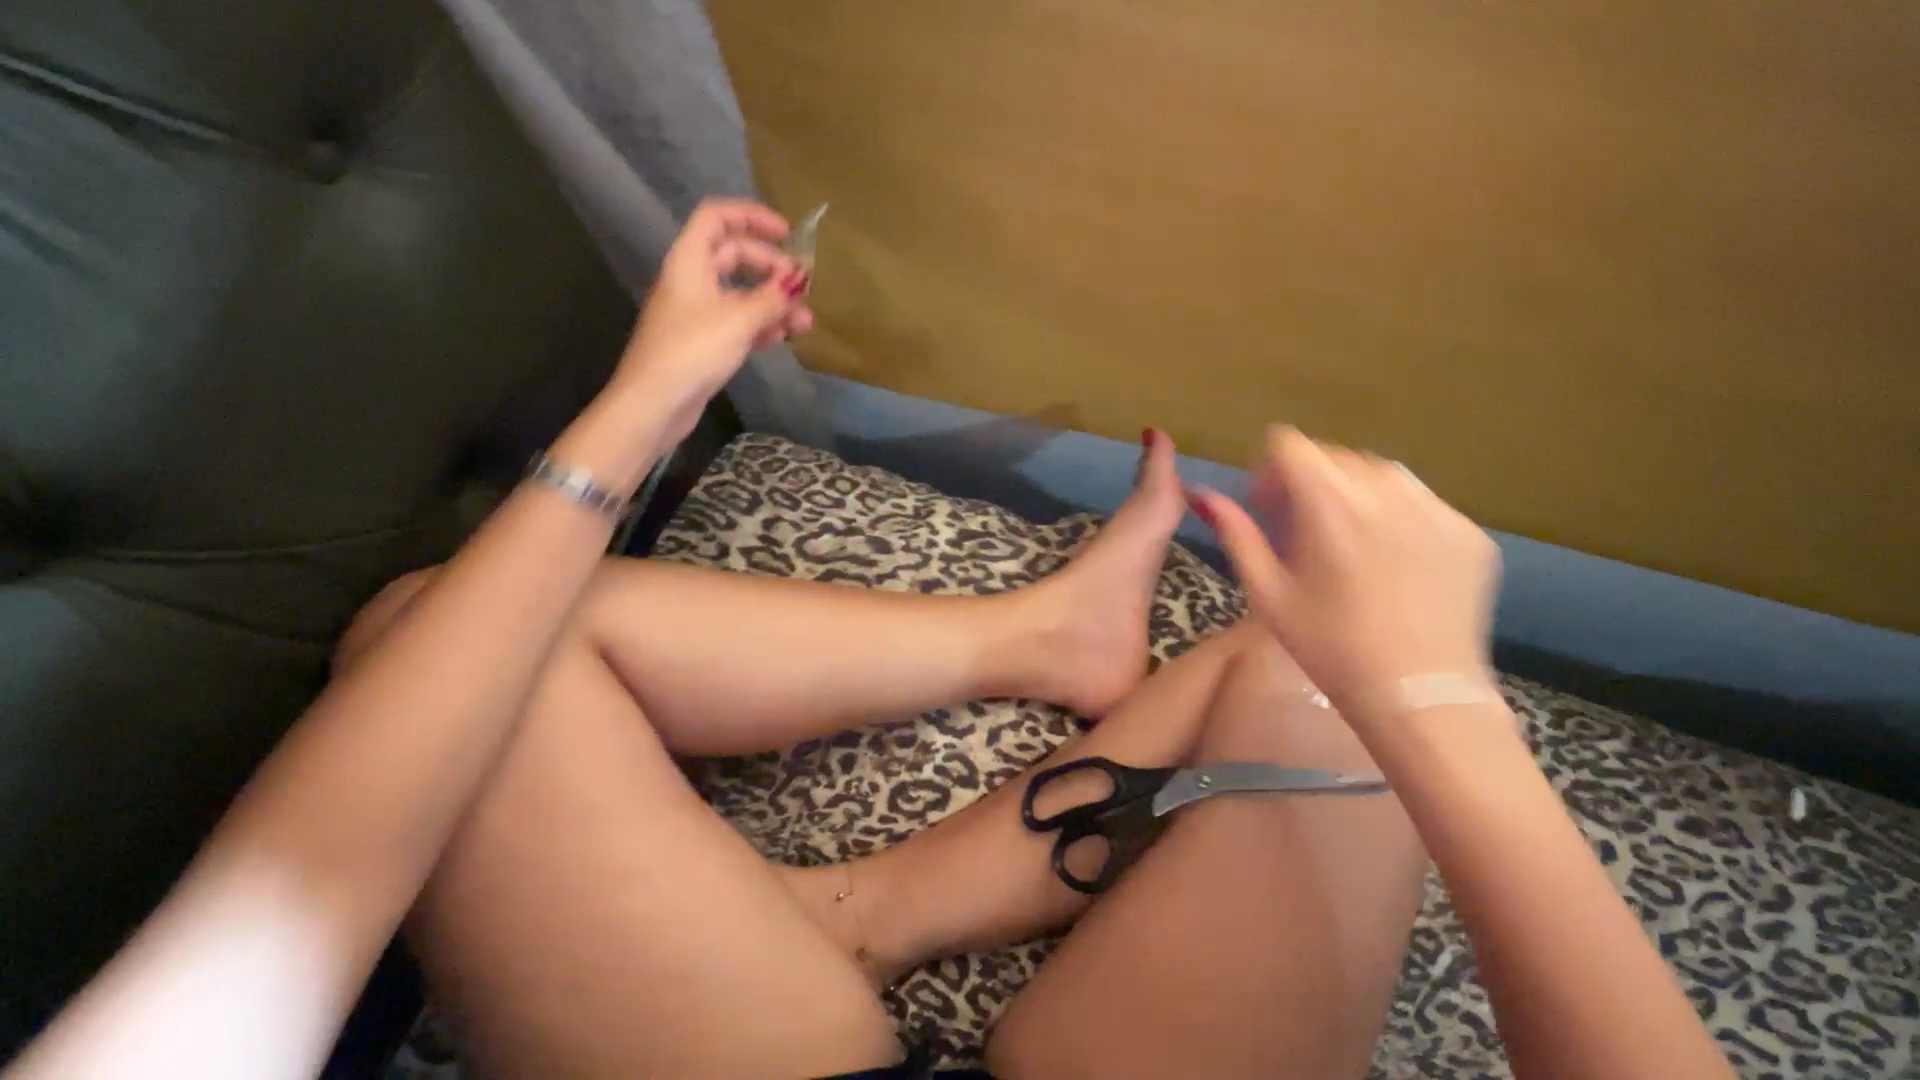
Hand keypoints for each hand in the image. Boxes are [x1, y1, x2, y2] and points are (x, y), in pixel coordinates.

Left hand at [612, 198, 813, 444]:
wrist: (654, 403)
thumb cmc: (693, 350)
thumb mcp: (740, 319)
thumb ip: (774, 297)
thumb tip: (801, 278)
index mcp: (690, 260)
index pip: (718, 217)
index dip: (753, 217)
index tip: (787, 234)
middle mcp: (692, 279)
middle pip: (735, 255)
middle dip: (772, 268)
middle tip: (802, 288)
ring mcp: (696, 311)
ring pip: (741, 293)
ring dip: (773, 303)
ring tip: (804, 323)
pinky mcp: (703, 341)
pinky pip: (737, 321)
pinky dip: (761, 324)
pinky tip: (782, 338)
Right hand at [1190, 427, 1501, 720]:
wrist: (1418, 697)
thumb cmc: (1329, 648)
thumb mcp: (1268, 595)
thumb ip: (1237, 534)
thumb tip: (1205, 495)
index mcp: (1328, 503)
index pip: (1289, 445)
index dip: (1269, 469)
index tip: (1269, 507)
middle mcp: (1385, 491)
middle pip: (1335, 456)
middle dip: (1311, 483)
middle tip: (1304, 531)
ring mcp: (1435, 509)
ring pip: (1382, 474)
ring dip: (1355, 494)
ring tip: (1351, 544)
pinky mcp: (1468, 533)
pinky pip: (1423, 503)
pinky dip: (1399, 517)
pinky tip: (1393, 564)